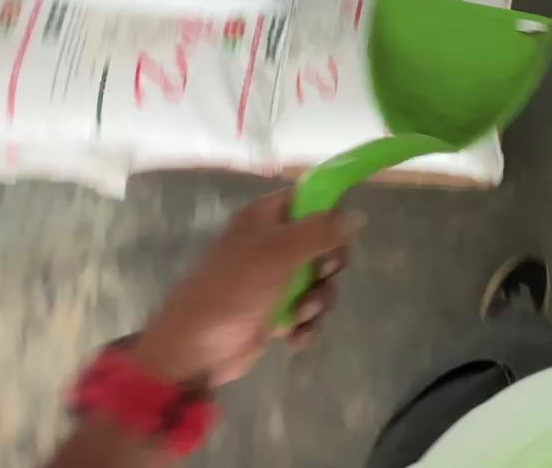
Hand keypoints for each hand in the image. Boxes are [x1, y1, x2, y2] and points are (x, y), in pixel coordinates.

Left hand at [128, 191, 363, 386]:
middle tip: (321, 274)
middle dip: (328, 264)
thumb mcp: (277, 254)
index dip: (330, 209)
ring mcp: (275, 279)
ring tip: (300, 315)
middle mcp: (272, 243)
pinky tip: (294, 337)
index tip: (345, 230)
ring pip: (320, 278)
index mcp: (266, 219)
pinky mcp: (276, 311)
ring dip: (318, 299)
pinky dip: (307, 324)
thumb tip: (359, 215)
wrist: (191, 354)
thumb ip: (320, 232)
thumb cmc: (231, 291)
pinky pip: (308, 310)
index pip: (309, 197)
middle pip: (324, 240)